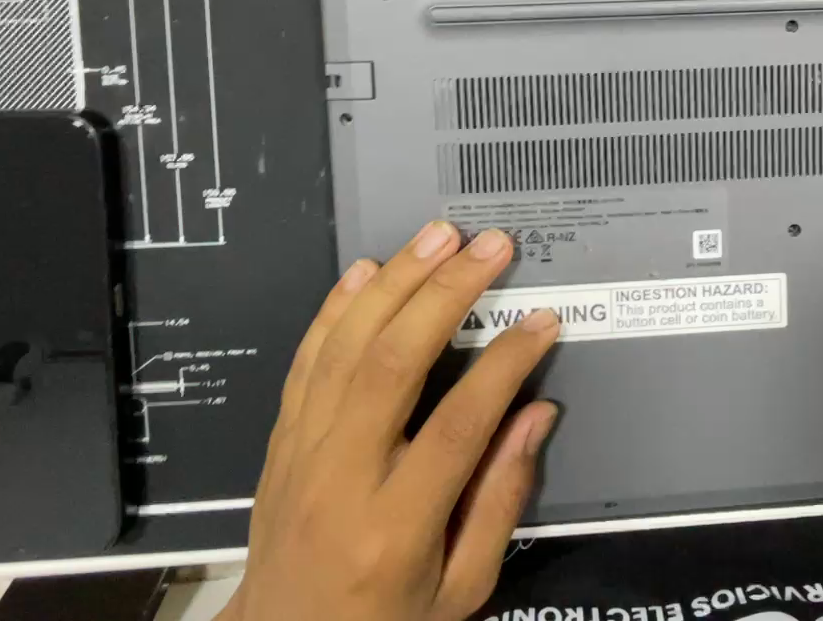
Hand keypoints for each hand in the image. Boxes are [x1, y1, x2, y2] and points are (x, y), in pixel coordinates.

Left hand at [223, 222, 560, 620]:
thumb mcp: (459, 589)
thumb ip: (501, 499)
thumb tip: (537, 414)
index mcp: (395, 527)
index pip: (459, 425)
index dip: (505, 366)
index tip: (541, 321)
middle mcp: (340, 477)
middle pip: (393, 365)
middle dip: (447, 294)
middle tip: (490, 248)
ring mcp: (301, 449)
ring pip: (347, 346)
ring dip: (396, 281)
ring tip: (439, 237)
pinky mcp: (281, 434)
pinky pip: (307, 358)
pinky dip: (337, 307)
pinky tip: (367, 268)